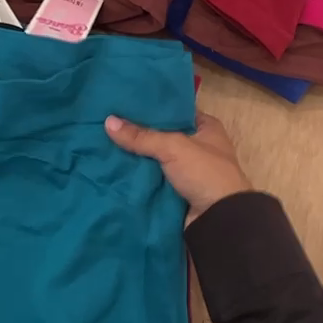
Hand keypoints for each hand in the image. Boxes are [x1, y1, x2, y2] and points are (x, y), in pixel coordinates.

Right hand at [105, 111, 251, 223]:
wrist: (219, 220)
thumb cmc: (204, 173)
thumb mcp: (173, 147)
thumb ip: (141, 136)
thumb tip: (108, 122)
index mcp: (206, 128)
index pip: (174, 110)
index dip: (152, 107)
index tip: (124, 102)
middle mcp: (198, 146)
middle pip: (162, 135)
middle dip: (138, 133)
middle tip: (108, 122)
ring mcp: (187, 170)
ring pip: (154, 158)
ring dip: (135, 156)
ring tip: (103, 142)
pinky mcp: (177, 190)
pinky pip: (152, 178)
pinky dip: (138, 175)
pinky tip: (113, 167)